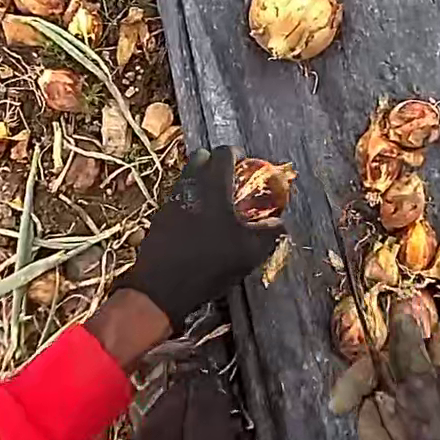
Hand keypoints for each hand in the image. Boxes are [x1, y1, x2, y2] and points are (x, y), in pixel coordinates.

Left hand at [116, 147, 282, 327]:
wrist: (162, 286)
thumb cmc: (211, 262)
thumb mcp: (250, 250)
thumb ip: (269, 232)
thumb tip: (280, 223)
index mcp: (213, 185)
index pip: (224, 153)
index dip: (236, 154)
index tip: (245, 162)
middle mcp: (189, 185)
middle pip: (200, 158)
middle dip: (215, 162)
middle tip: (230, 178)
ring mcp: (170, 200)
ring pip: (187, 177)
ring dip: (201, 181)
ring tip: (216, 201)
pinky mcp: (159, 216)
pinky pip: (178, 197)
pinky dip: (190, 200)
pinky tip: (198, 222)